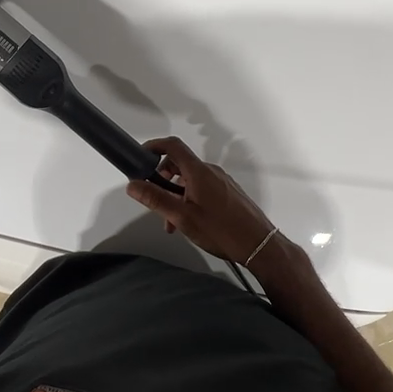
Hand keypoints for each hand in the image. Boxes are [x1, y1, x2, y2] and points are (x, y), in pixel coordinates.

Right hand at [125, 137, 280, 263]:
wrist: (260, 245)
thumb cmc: (221, 230)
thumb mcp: (182, 217)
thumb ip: (156, 199)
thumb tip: (132, 185)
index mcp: (198, 172)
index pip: (173, 146)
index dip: (154, 146)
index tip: (140, 157)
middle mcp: (211, 171)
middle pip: (180, 164)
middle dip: (162, 178)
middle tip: (153, 198)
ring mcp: (222, 182)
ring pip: (190, 180)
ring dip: (175, 194)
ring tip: (171, 221)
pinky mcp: (229, 193)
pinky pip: (202, 188)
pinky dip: (189, 199)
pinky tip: (189, 222)